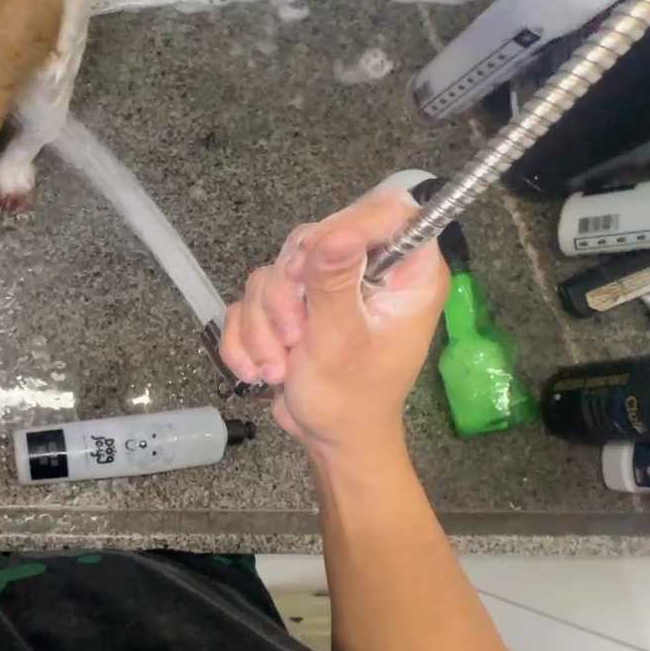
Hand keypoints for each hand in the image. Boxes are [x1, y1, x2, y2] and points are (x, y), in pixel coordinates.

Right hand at [218, 186, 449, 467]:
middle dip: (284, 297)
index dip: (342, 227)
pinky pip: (248, 304)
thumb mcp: (341, 343)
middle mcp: (364, 270)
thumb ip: (335, 285)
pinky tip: (260, 370)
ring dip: (262, 328)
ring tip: (278, 368)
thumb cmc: (350, 399)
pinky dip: (246, 340)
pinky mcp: (288, 308)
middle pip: (308, 241)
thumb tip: (336, 234)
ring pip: (270, 276)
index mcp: (404, 271)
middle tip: (292, 337)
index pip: (383, 210)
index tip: (308, 266)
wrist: (329, 439)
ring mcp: (322, 288)